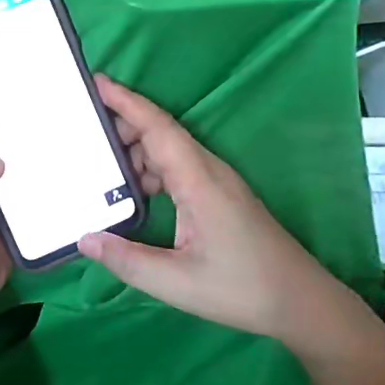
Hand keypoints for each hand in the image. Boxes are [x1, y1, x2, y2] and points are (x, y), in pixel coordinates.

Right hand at [78, 75, 352, 342]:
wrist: (302, 303)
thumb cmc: (242, 289)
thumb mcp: (177, 282)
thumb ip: (127, 260)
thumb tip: (84, 239)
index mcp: (199, 181)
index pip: (158, 128)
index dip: (126, 101)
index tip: (95, 81)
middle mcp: (208, 171)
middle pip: (160, 133)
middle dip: (121, 125)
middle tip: (82, 133)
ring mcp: (216, 182)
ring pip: (168, 150)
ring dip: (134, 151)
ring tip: (99, 167)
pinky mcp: (218, 195)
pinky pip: (177, 167)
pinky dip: (149, 169)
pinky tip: (132, 191)